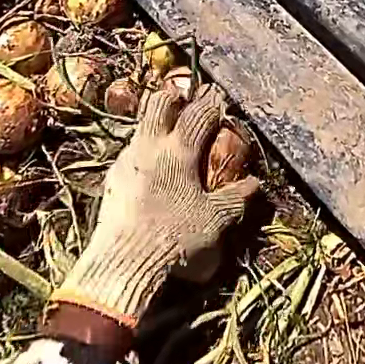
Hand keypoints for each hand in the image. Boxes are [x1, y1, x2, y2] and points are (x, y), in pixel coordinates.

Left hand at [50, 86, 259, 324]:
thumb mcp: (214, 220)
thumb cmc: (174, 237)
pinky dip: (144, 152)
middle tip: (187, 99)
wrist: (119, 267)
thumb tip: (254, 184)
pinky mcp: (111, 182)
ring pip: (142, 128)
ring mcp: (126, 162)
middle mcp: (150, 148)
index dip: (212, 102)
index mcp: (179, 151)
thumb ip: (235, 198)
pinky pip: (131, 154)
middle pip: (158, 103)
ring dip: (156, 125)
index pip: (198, 113)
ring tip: (170, 136)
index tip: (220, 98)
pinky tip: (152, 169)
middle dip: (174, 96)